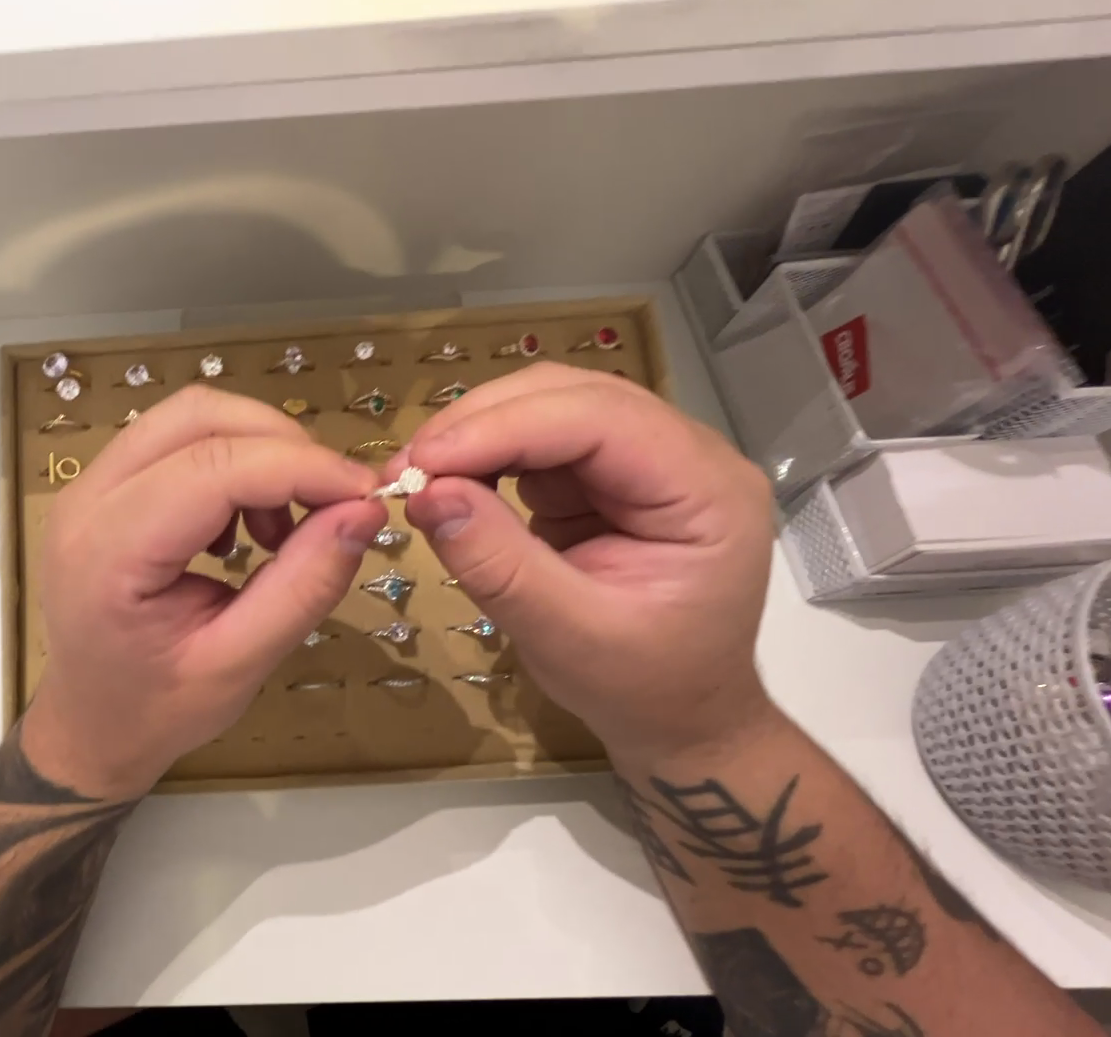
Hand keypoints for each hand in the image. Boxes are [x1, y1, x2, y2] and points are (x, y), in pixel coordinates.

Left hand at [23, 386, 386, 798]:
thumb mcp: (240, 667)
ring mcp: (89, 486)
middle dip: (281, 444)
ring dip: (257, 451)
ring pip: (189, 418)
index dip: (300, 467)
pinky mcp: (103, 486)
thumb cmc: (153, 710)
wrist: (87, 725)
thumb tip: (363, 512)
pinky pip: (177, 441)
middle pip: (197, 416)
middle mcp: (87, 500)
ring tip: (279, 530)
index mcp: (107, 553)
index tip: (366, 493)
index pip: (212, 469)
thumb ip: (304, 587)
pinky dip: (231, 463)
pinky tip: (242, 528)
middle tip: (329, 502)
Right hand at [394, 363, 776, 765]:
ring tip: (417, 476)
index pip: (601, 420)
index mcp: (704, 490)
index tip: (422, 464)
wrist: (673, 715)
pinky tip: (449, 483)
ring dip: (473, 433)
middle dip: (480, 423)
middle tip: (406, 468)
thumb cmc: (638, 686)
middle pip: (571, 395)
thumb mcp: (565, 637)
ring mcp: (638, 459)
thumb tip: (425, 496)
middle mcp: (680, 454)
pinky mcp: (600, 474)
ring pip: (545, 405)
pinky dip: (481, 455)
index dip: (505, 428)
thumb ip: (497, 564)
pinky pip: (531, 441)